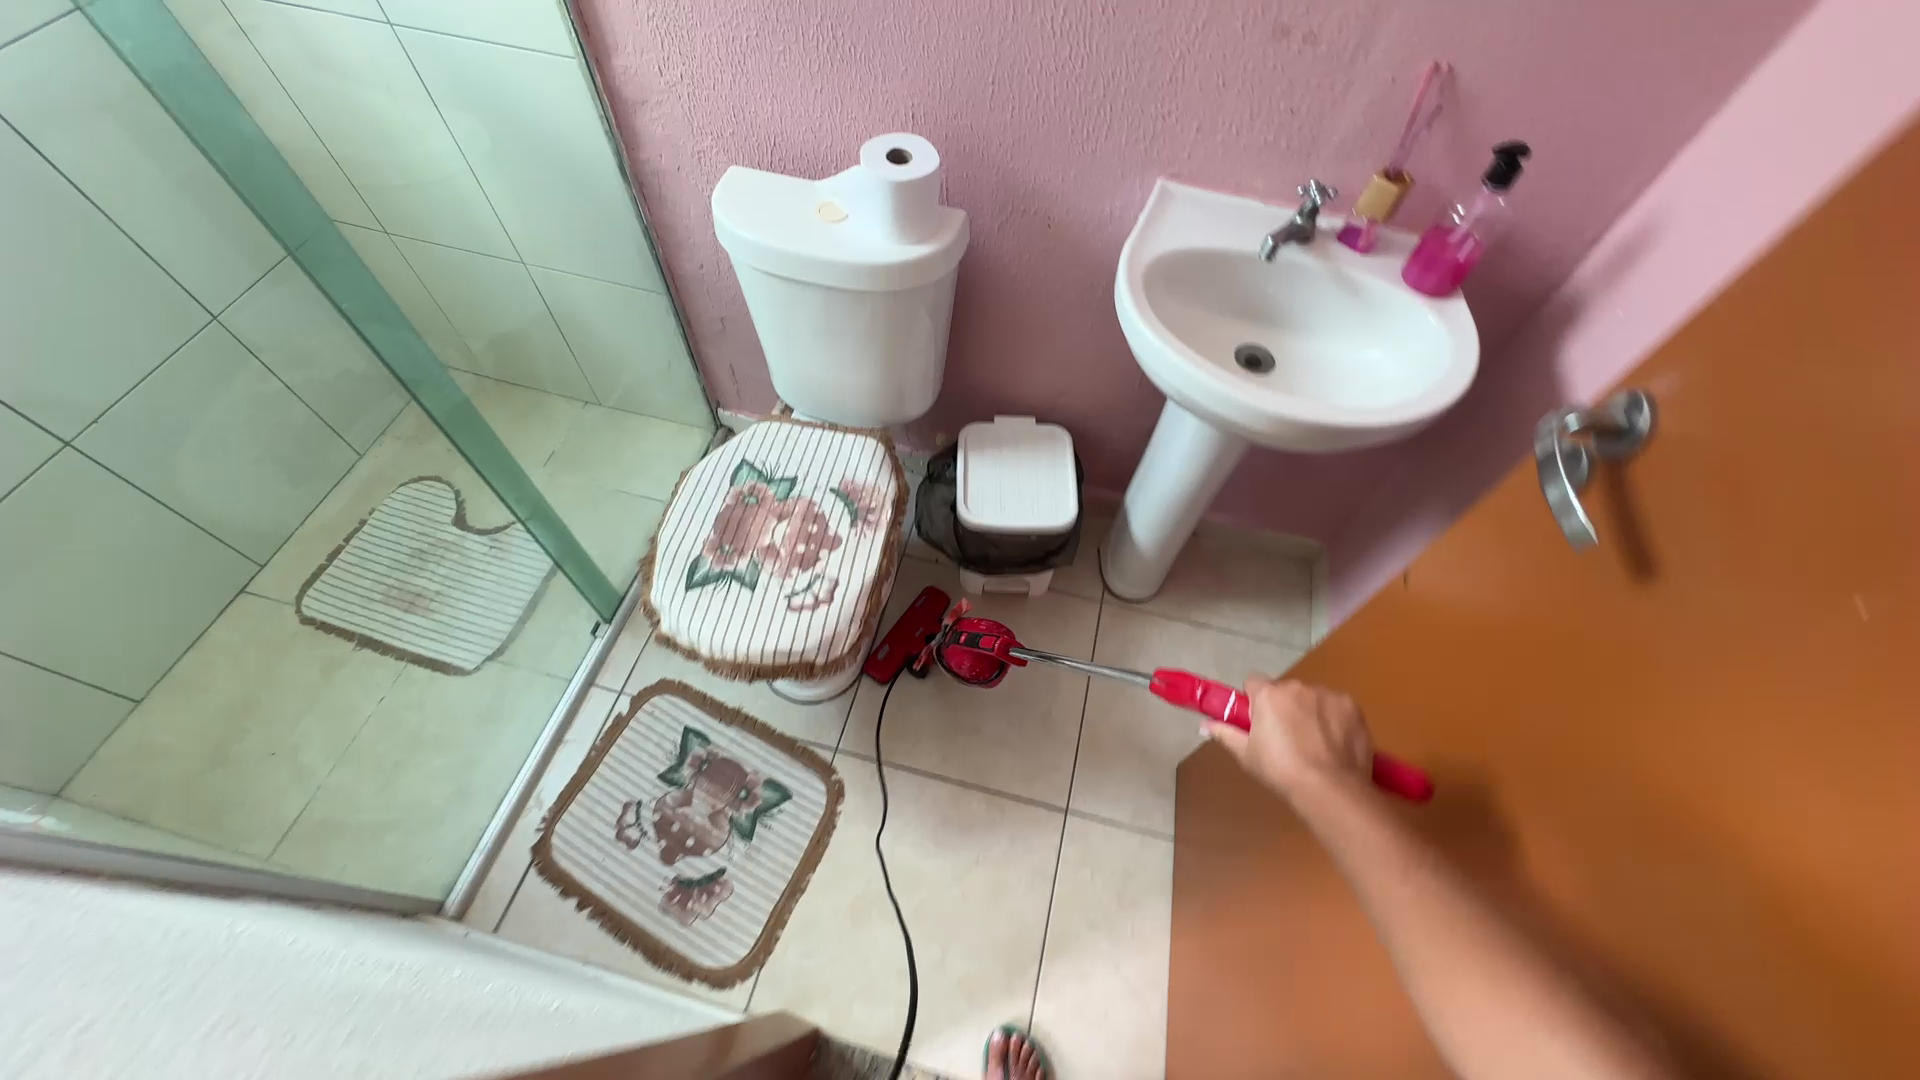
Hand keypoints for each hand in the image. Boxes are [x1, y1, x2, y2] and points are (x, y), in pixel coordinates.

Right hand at [1205, 677, 1372, 799]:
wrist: (1330, 789)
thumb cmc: (1280, 771)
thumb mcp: (1246, 754)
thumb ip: (1225, 733)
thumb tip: (1204, 724)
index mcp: (1268, 695)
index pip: (1254, 682)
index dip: (1254, 701)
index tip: (1258, 721)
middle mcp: (1297, 687)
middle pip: (1285, 691)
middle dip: (1284, 708)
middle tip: (1286, 739)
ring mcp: (1327, 695)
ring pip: (1311, 698)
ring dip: (1309, 712)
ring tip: (1314, 745)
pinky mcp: (1351, 706)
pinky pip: (1336, 707)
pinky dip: (1334, 719)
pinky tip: (1334, 743)